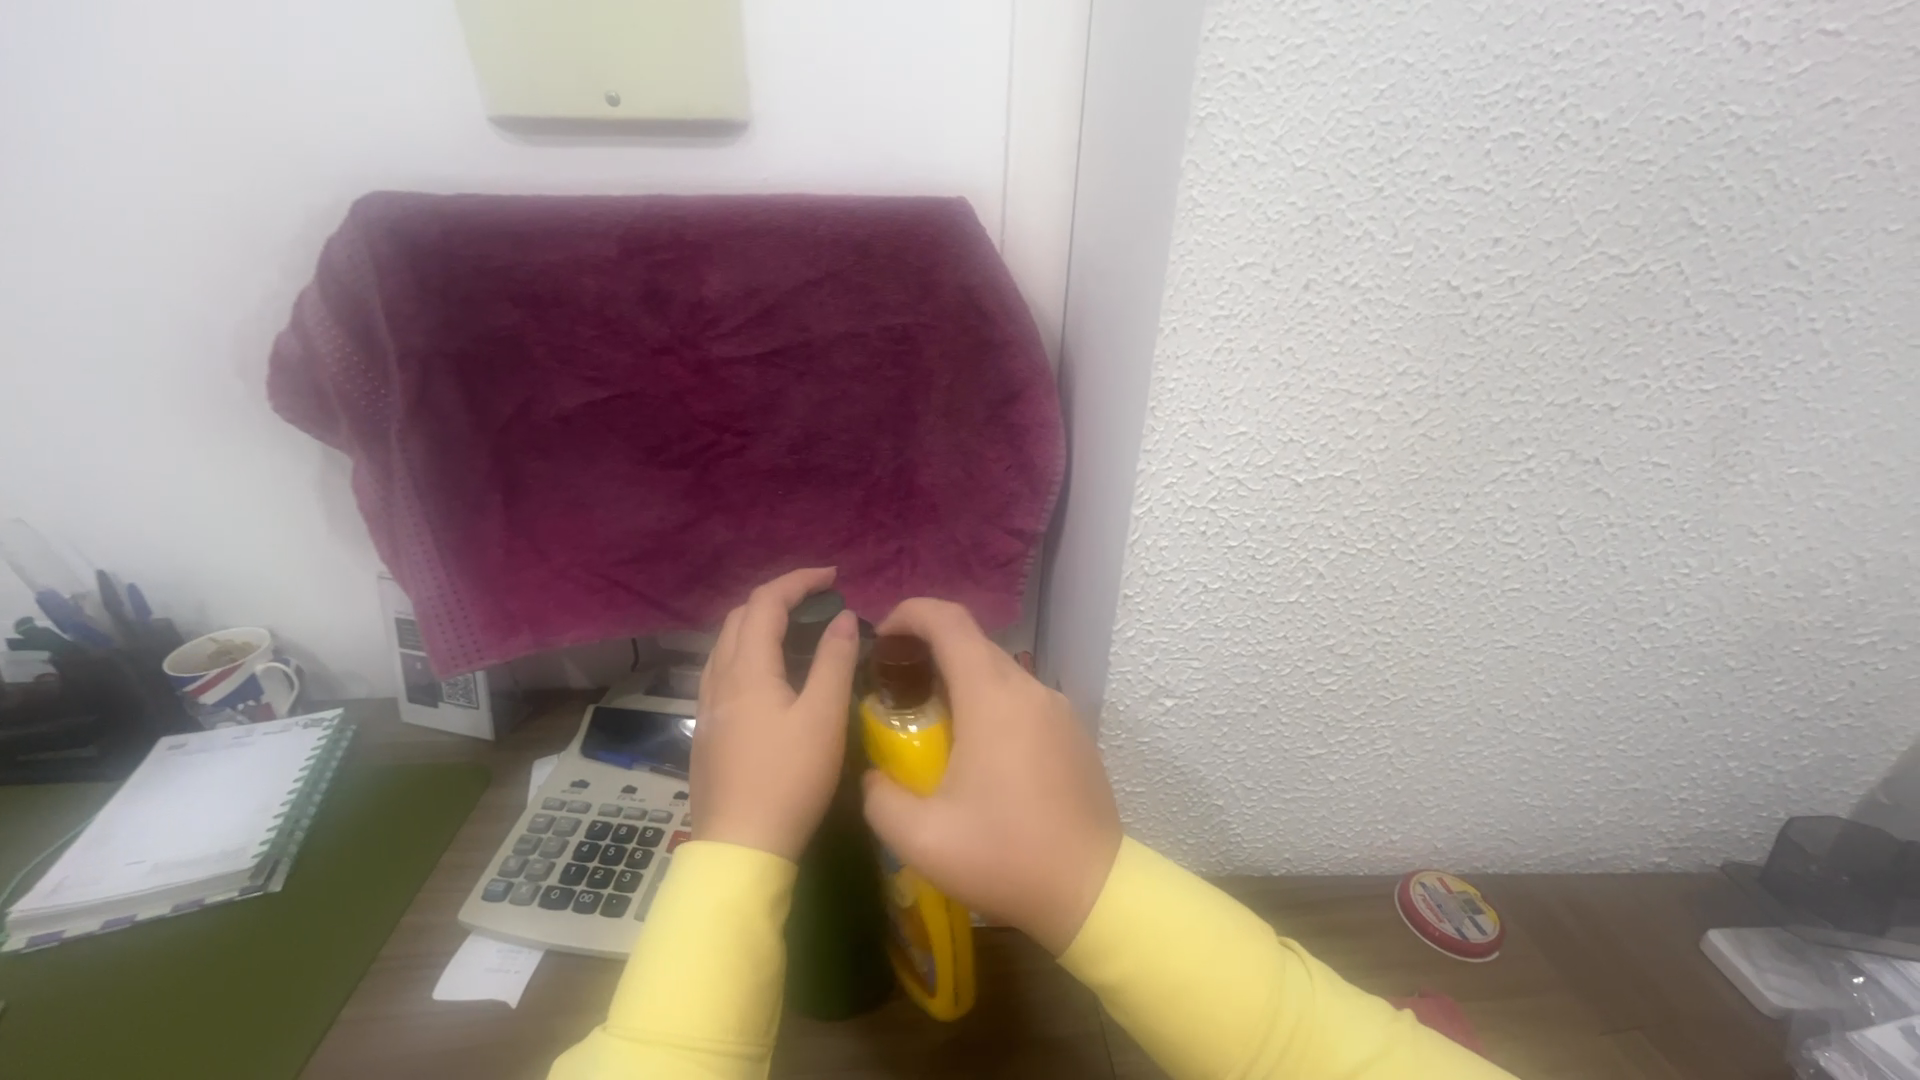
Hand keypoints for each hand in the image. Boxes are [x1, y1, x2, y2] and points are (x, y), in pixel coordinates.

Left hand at [691, 567, 859, 861]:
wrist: (741, 846)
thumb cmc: (789, 779)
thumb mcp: (823, 717)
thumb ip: (833, 661)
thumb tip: (842, 618)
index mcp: (747, 668)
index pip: (766, 601)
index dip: (798, 581)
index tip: (833, 578)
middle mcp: (719, 677)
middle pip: (741, 616)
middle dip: (778, 597)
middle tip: (817, 602)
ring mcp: (707, 704)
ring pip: (727, 643)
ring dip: (759, 623)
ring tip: (795, 630)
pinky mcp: (708, 728)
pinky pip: (723, 668)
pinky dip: (748, 651)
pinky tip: (769, 675)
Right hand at [860, 599, 1122, 954]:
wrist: (1091, 889)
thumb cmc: (1004, 856)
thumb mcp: (919, 838)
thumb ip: (879, 796)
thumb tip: (874, 775)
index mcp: (992, 697)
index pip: (949, 620)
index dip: (910, 613)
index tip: (882, 634)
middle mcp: (1029, 689)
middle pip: (973, 645)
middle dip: (929, 653)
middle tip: (897, 692)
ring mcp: (1058, 709)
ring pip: (1000, 674)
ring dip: (961, 684)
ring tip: (935, 729)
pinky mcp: (1074, 733)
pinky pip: (1023, 700)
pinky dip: (991, 706)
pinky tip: (980, 757)